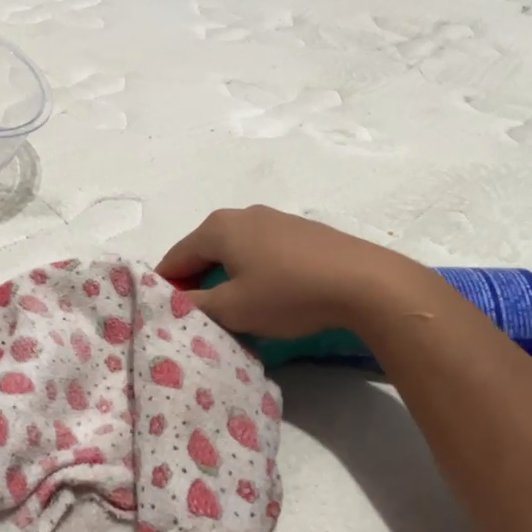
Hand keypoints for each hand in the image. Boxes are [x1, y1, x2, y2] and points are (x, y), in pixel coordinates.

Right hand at [156, 206, 458, 338]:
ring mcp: (273, 218)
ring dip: (225, 277)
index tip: (167, 314)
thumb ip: (195, 305)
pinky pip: (261, 250)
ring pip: (233, 251)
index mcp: (217, 228)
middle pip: (203, 251)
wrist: (365, 283)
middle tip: (200, 316)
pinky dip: (253, 271)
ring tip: (234, 309)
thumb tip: (173, 301)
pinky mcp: (300, 231)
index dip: (166, 287)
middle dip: (196, 282)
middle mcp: (241, 214)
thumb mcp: (233, 309)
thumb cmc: (288, 294)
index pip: (175, 257)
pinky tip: (268, 295)